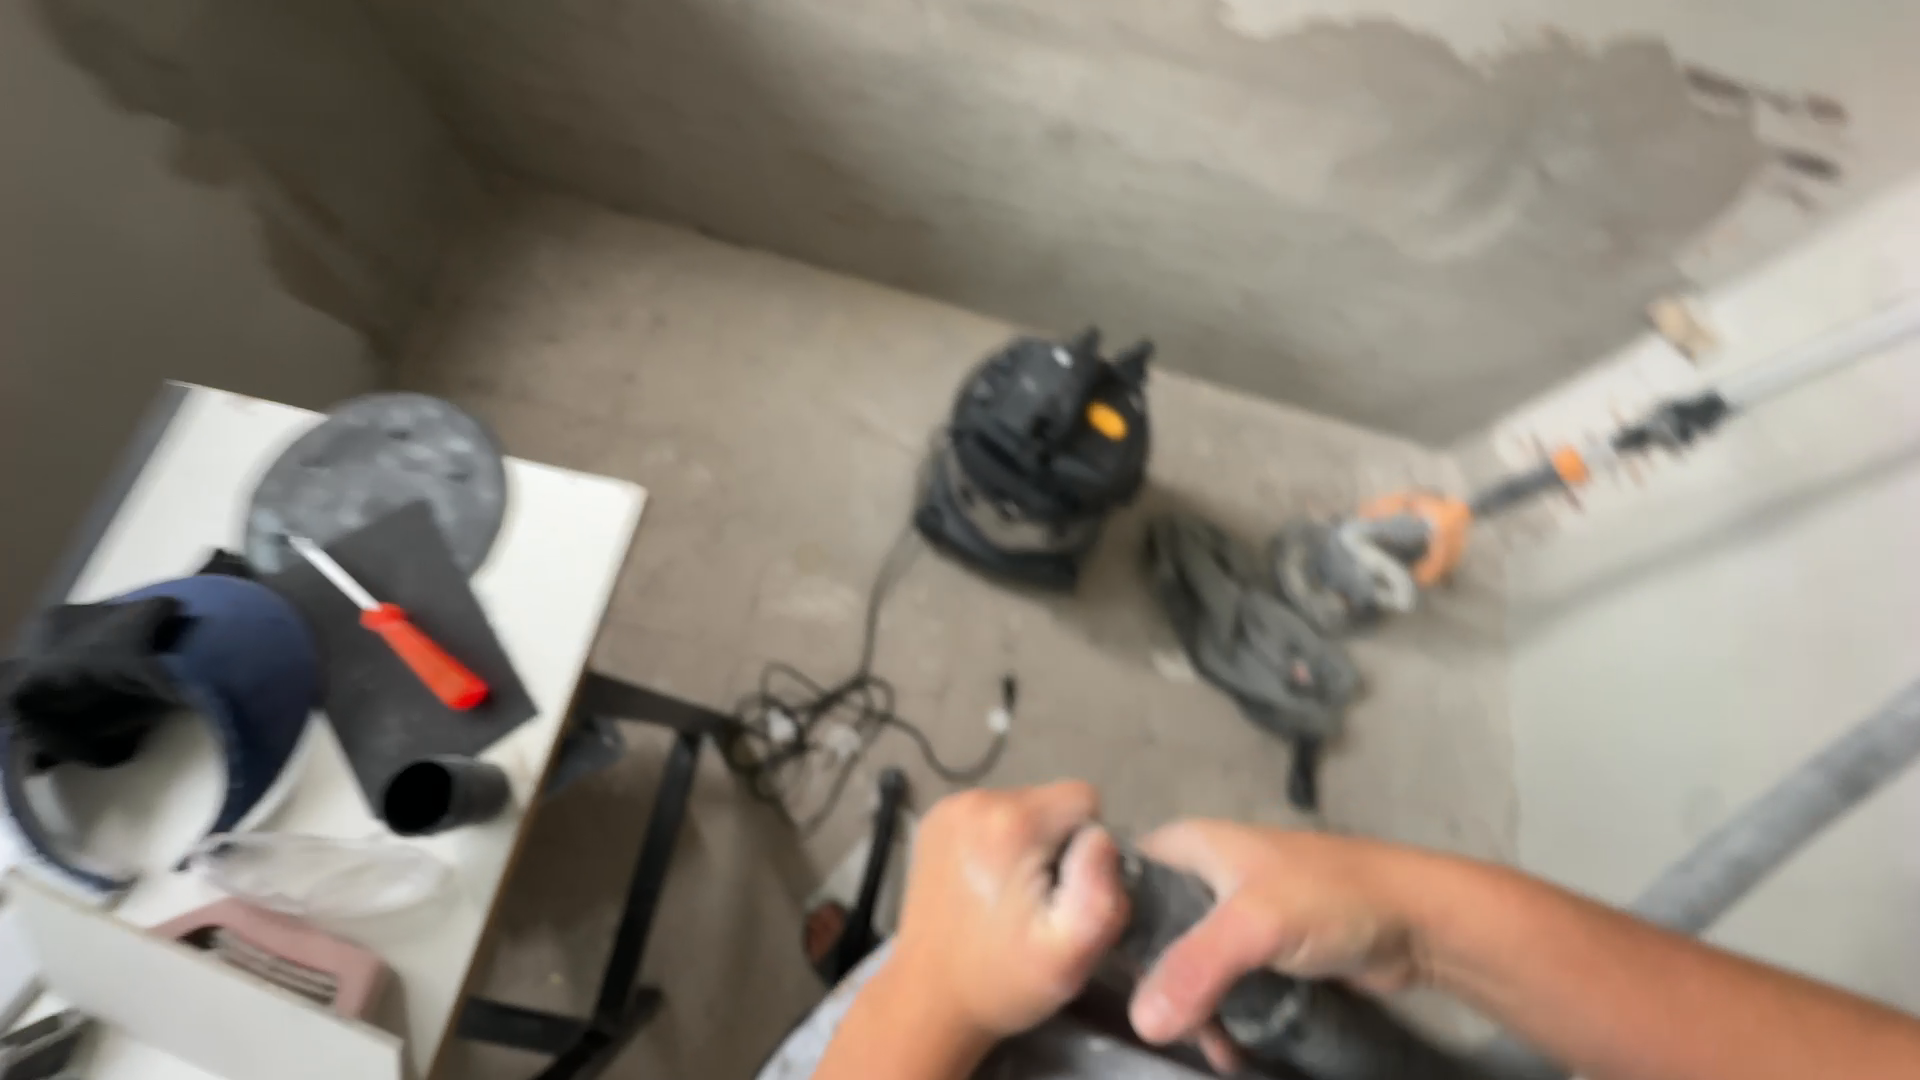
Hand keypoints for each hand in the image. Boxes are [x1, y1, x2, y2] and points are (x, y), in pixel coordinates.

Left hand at [885, 781, 1129, 1046]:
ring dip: (1028, 843)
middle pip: (1050, 801)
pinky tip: (984, 883)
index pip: (1083, 799)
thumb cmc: (1002, 979)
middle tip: (1037, 900)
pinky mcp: (935, 818)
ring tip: (1009, 895)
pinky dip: (998, 842)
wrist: (927, 998)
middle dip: (1056, 845)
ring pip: (1022, 806)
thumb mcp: (1068, 957)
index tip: (1065, 891)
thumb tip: (1102, 838)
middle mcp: (976, 798)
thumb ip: (1099, 893)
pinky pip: (991, 813)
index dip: (1088, 847)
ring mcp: (949, 805)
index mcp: (1010, 821)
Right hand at [1128, 822, 1425, 1050]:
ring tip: (1207, 1043)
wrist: (1414, 920)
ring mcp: (1232, 910)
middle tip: (1162, 1020)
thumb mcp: (1254, 924)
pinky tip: (1227, 1045)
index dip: (1103, 914)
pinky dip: (1219, 1010)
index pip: (1119, 871)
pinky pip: (1220, 979)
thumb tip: (1141, 1021)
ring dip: (1189, 1003)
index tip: (1096, 966)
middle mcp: (1202, 872)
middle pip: (1151, 923)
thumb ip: (1196, 967)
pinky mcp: (1260, 946)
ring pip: (1186, 958)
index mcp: (1188, 844)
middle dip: (1153, 976)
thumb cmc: (1326, 897)